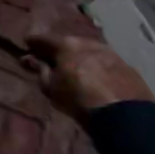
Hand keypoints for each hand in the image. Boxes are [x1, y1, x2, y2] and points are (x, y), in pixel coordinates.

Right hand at [27, 32, 154, 116]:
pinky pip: (105, 63)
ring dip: (81, 58)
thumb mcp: (51, 88)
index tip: (27, 44)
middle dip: (60, 50)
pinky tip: (97, 78)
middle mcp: (88, 42)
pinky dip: (98, 67)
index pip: (44, 39)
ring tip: (77, 69)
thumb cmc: (78, 99)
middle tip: (54, 59)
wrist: (123, 114)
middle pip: (69, 43)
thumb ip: (41, 71)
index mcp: (66, 44)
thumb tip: (31, 59)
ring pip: (89, 52)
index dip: (34, 42)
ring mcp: (110, 52)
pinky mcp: (127, 66)